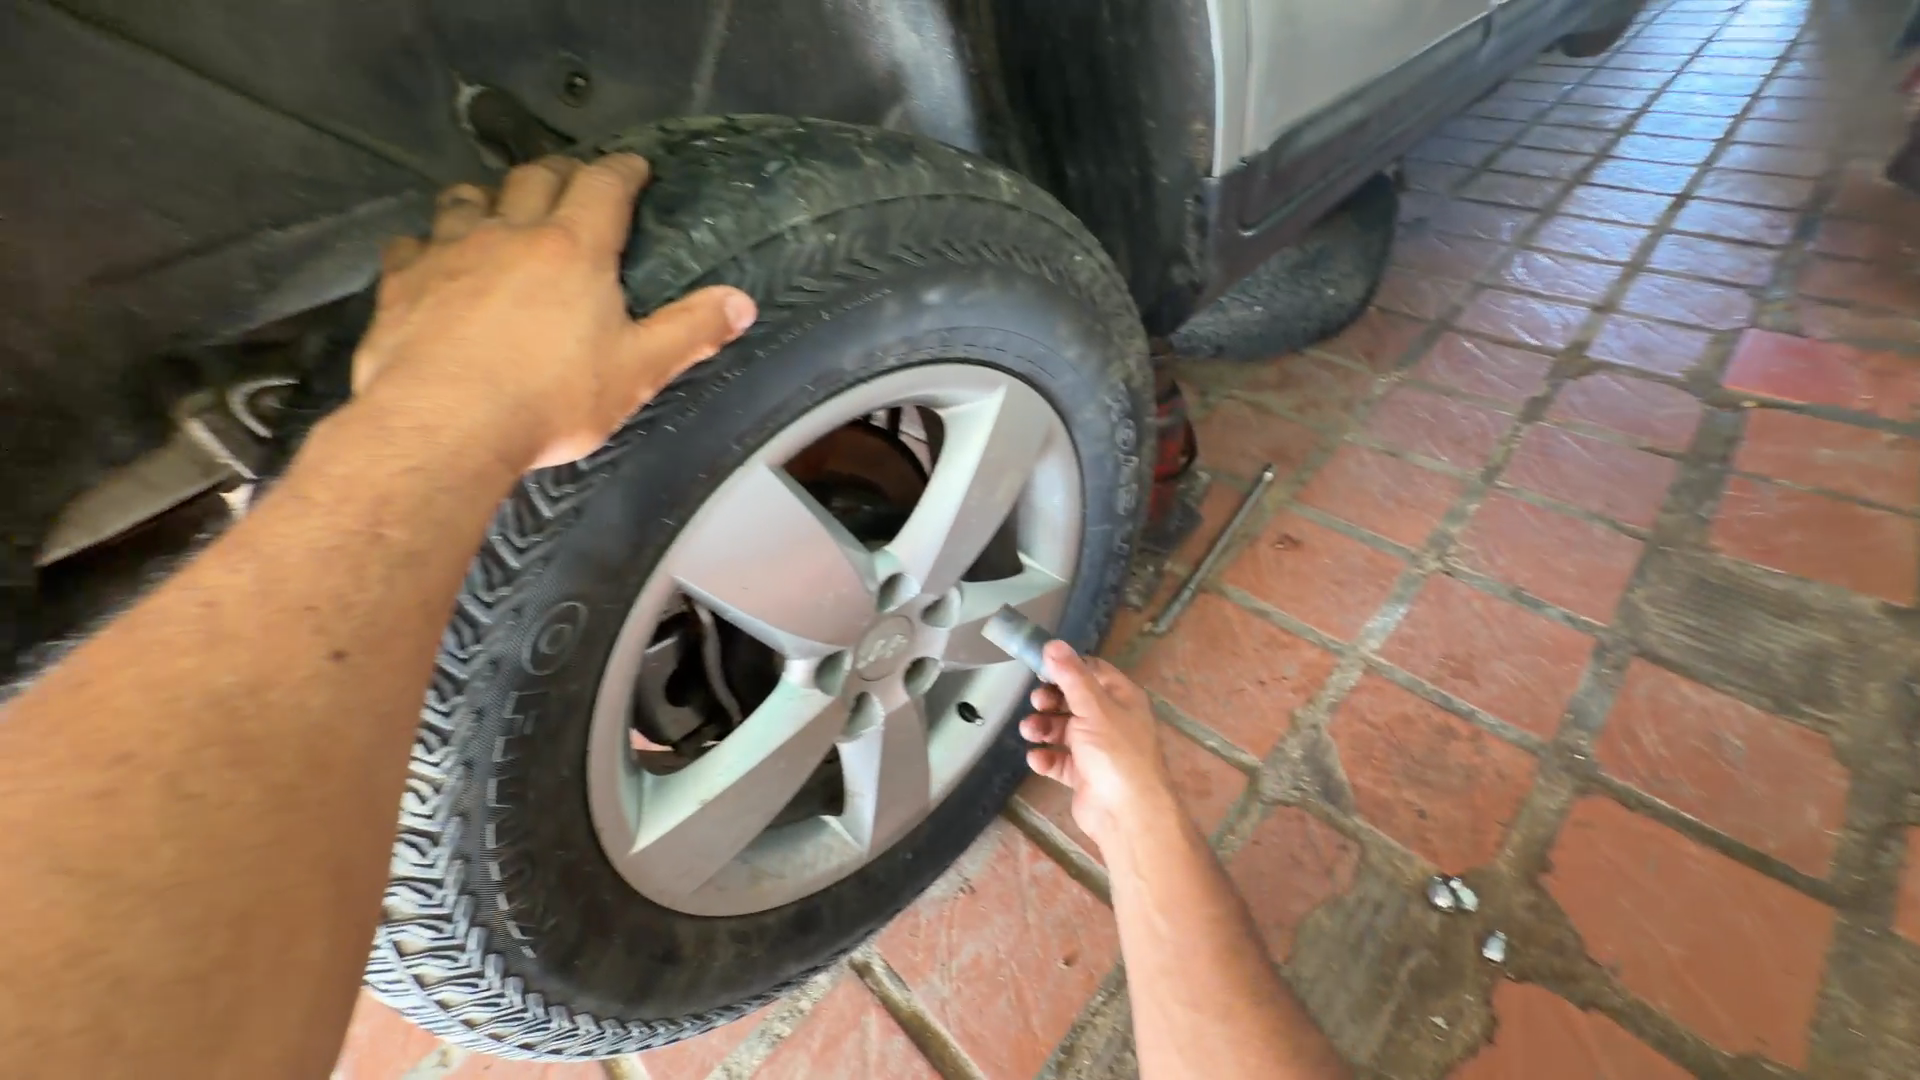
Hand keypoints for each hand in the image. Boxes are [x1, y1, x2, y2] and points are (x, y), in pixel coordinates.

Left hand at [352, 153, 756, 469]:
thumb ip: (692, 330)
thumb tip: (743, 302)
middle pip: (535, 178)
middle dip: (562, 172)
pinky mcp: (403, 281)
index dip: (622, 171)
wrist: (447, 425)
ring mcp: (449, 252)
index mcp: (574, 251)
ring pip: (468, 198)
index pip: (603, 187)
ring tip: (502, 210)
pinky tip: (437, 259)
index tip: (635, 165)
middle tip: (576, 181)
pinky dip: (432, 241)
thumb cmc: (555, 398)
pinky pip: (414, 242)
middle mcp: (510, 234)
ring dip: (492, 196)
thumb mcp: (640, 370)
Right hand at [1020, 641, 1178, 848]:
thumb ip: (1071, 676)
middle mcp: (1111, 720)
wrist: (1128, 814)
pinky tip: (1038, 759)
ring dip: (1043, 728)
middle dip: (1050, 700)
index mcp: (1121, 698)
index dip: (1067, 668)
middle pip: (1073, 700)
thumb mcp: (1093, 707)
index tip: (1040, 669)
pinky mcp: (1084, 774)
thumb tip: (1053, 644)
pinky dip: (1047, 757)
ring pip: (1063, 729)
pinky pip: (1060, 760)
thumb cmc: (1115, 753)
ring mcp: (1097, 749)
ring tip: (1030, 731)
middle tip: (1036, 703)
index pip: (1092, 671)